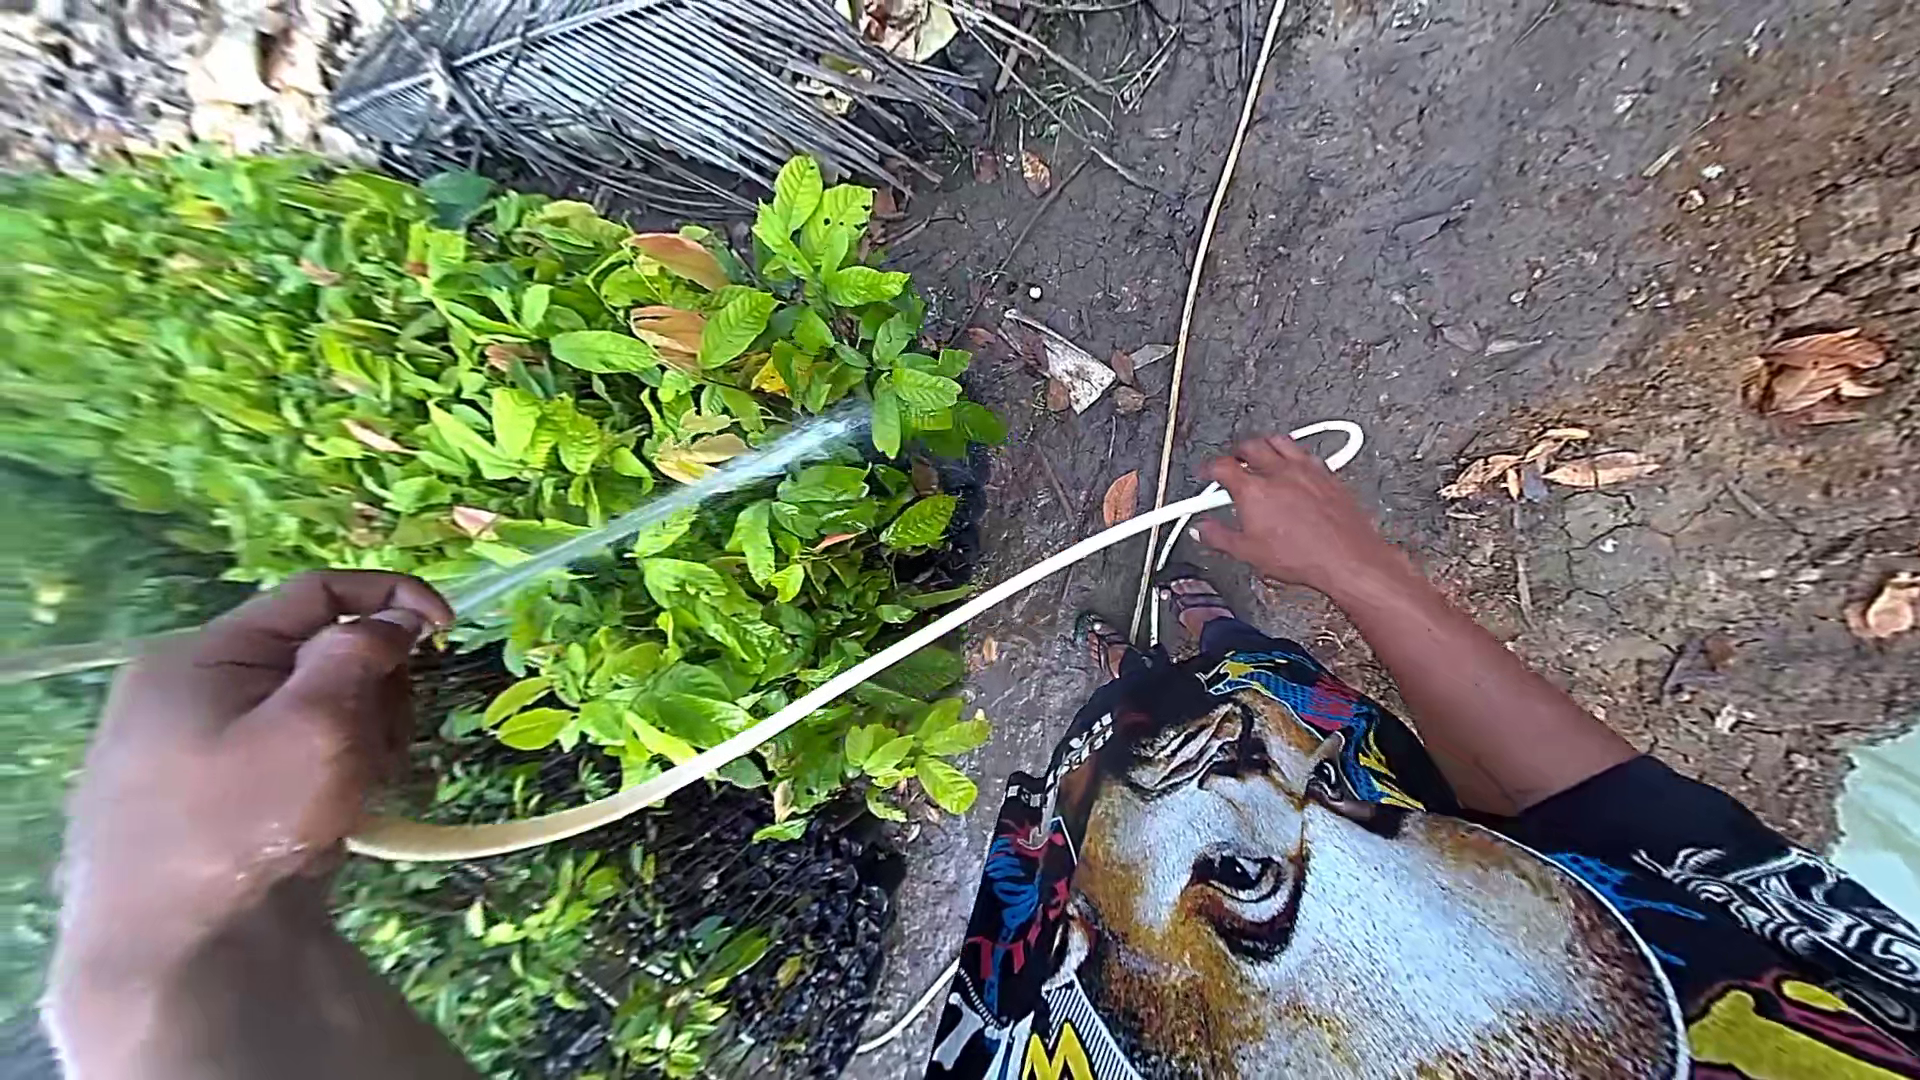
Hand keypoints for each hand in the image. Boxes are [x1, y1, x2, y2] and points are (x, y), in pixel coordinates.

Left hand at [55, 571, 451, 977]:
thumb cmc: (247, 816)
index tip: (448, 627)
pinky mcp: (251, 763)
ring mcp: (227, 725)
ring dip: (374, 723)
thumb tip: (402, 615)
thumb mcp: (316, 721)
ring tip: (360, 772)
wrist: (190, 937)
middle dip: (382, 682)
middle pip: (339, 644)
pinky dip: (357, 750)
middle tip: (380, 730)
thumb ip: (361, 651)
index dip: (396, 595)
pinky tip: (347, 788)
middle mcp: (211, 680)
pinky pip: (329, 729)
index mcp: (208, 654)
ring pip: (343, 690)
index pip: (323, 591)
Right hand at [1194, 435, 1410, 597]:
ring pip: (1280, 442)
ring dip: (1265, 446)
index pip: (1222, 466)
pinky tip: (1292, 466)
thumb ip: (1218, 536)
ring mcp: (1306, 470)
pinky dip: (1293, 455)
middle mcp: (1279, 473)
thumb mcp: (1247, 552)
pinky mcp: (1328, 475)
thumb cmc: (1303, 556)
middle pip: (1251, 446)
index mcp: (1253, 490)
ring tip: (1259, 456)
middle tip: (1231, 463)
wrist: (1348, 559)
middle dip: (1236, 452)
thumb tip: (1203, 529)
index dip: (1209, 468)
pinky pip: (1306, 453)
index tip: (1207, 473)